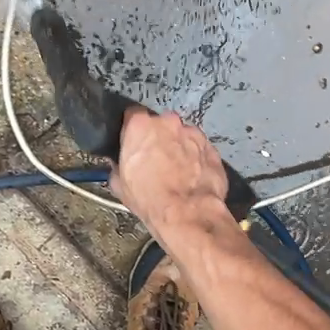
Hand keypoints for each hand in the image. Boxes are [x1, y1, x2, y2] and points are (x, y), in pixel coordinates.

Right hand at [108, 107, 234, 243]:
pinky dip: (196, 159)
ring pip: (182, 136)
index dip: (132, 131)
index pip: (133, 116)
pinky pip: (200, 149)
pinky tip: (192, 177)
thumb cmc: (150, 198)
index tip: (133, 143)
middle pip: (160, 125)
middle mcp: (168, 123)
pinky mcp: (211, 148)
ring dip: (178, 148)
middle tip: (154, 160)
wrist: (186, 213)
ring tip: (175, 172)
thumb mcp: (119, 185)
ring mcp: (193, 133)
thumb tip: (118, 166)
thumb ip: (117, 166)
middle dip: (158, 139)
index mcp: (140, 126)